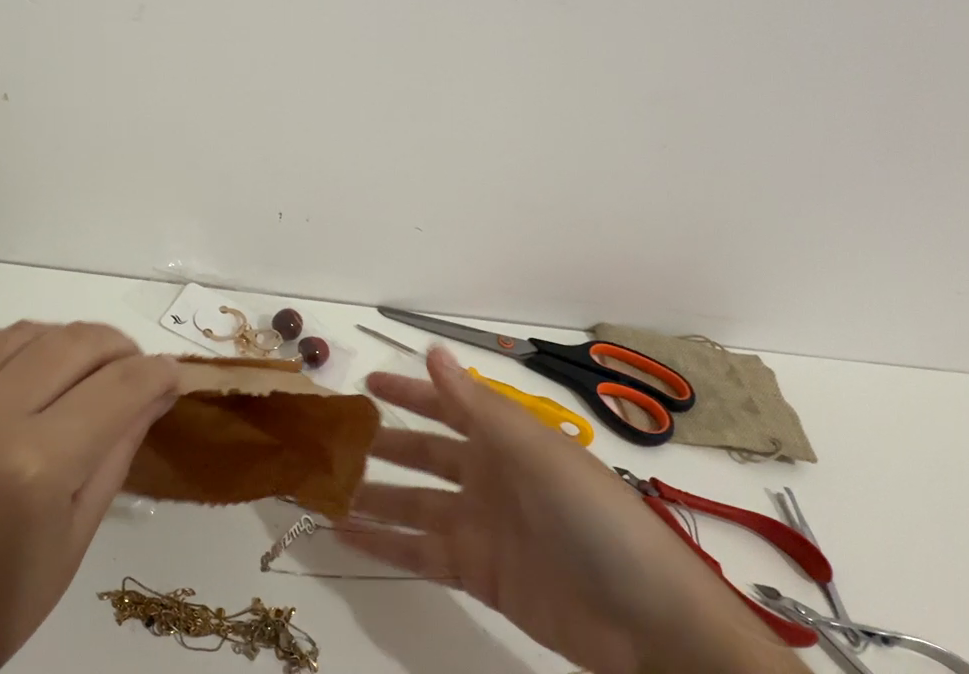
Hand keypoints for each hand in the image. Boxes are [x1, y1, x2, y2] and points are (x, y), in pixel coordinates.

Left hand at [0, 322, 179, 673]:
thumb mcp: (71, 544)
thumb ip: (114, 457)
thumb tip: (153, 395)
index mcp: (35, 468)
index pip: (118, 390)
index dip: (156, 374)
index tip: (172, 375)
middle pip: (72, 344)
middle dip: (118, 346)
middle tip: (135, 366)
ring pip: (23, 332)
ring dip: (66, 339)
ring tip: (84, 364)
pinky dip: (10, 343)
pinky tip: (25, 365)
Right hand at [341, 347, 809, 673]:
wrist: (644, 618)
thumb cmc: (593, 517)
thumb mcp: (534, 451)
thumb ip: (476, 404)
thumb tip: (432, 349)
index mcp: (507, 441)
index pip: (449, 406)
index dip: (412, 392)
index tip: (368, 383)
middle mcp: (489, 477)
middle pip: (424, 454)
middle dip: (383, 445)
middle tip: (332, 440)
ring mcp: (481, 527)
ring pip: (413, 503)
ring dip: (372, 496)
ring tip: (323, 489)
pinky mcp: (477, 574)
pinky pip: (419, 552)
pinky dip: (381, 544)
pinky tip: (342, 534)